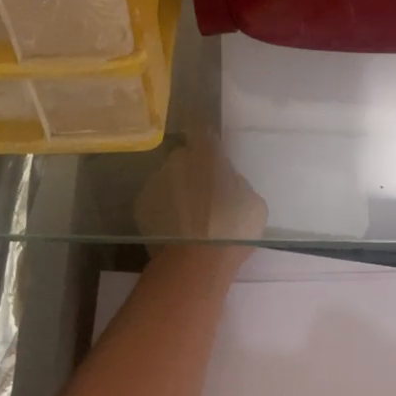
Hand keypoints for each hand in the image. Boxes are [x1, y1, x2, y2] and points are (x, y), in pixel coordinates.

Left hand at [134, 131, 266, 243]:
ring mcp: (155, 182)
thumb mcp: (253, 203)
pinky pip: (157, 202)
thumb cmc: (233, 230)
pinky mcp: (141, 206)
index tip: (212, 154)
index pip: (203, 132)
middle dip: (193, 172)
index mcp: (207, 154)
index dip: (207, 142)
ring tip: (189, 219)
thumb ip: (237, 183)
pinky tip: (175, 230)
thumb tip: (228, 180)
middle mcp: (177, 160)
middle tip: (206, 197)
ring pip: (169, 181)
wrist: (196, 264)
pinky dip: (164, 211)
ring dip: (177, 192)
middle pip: (185, 160)